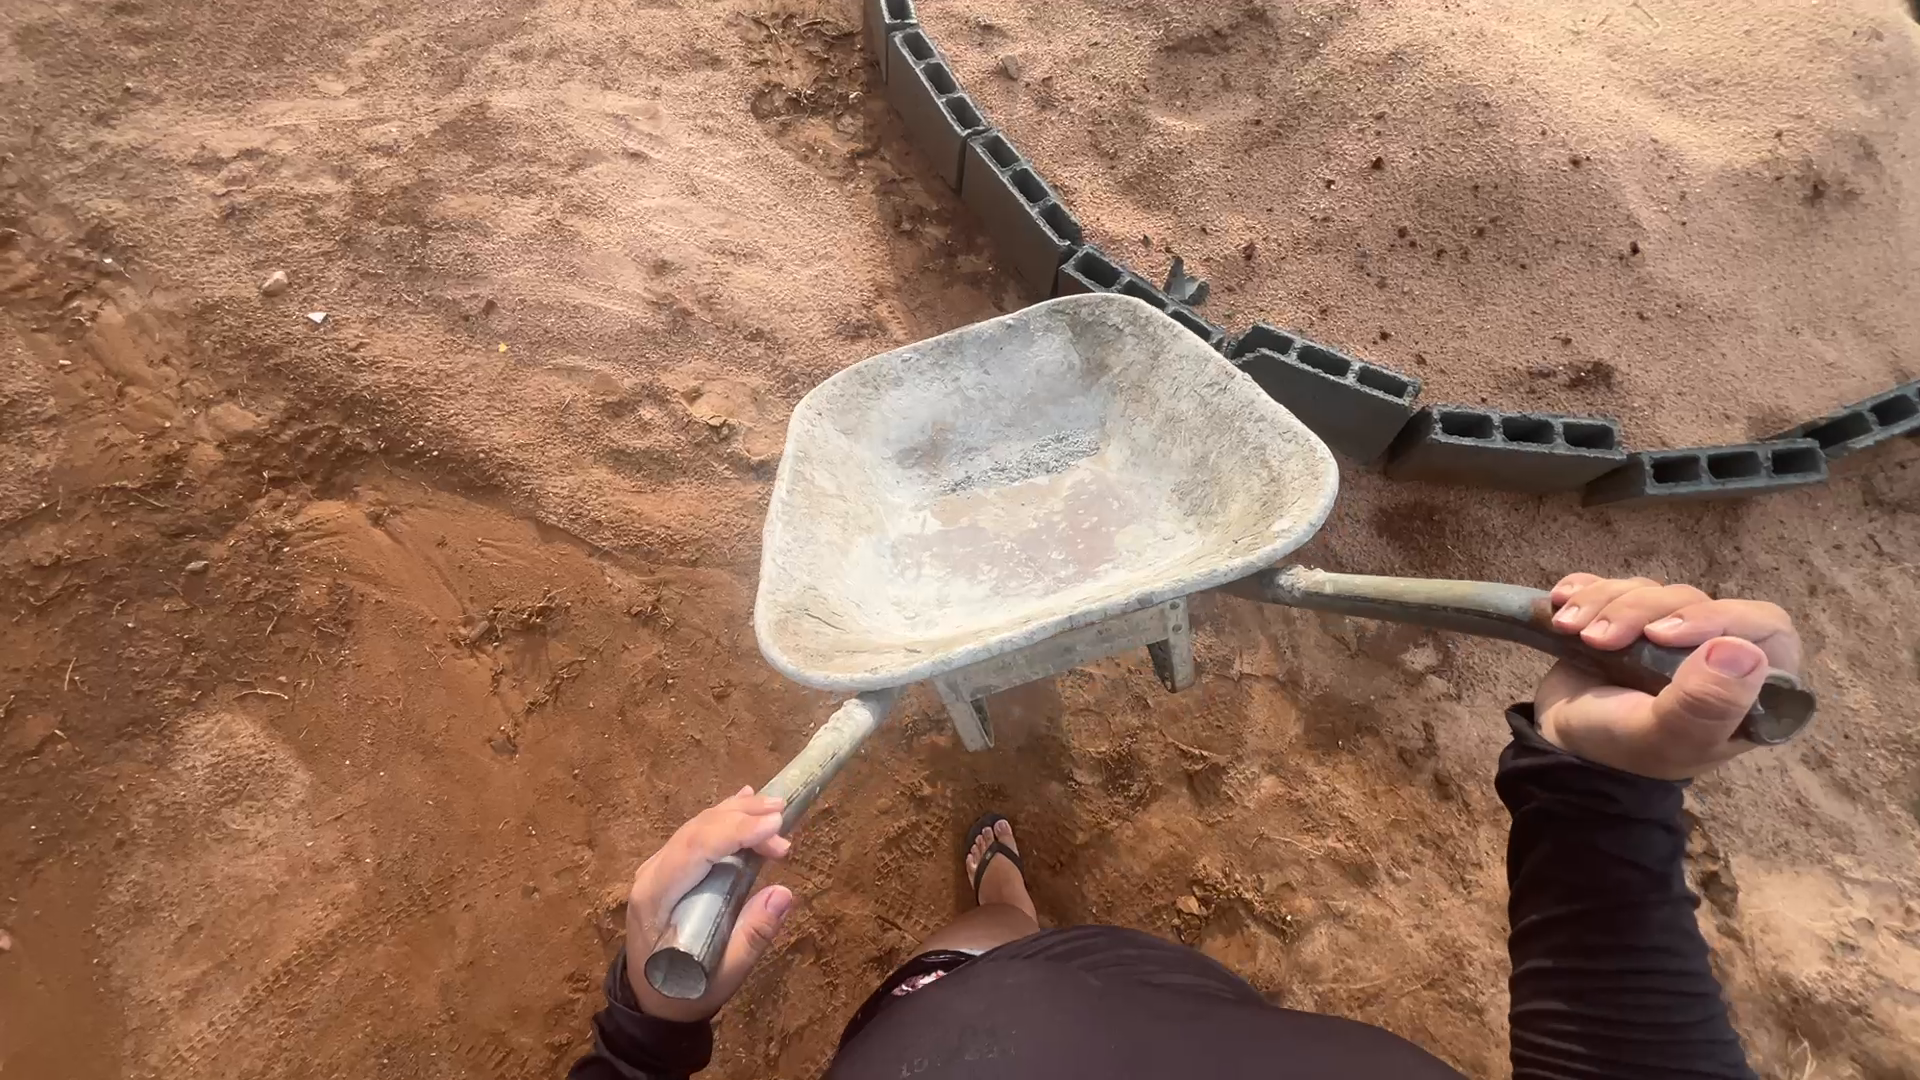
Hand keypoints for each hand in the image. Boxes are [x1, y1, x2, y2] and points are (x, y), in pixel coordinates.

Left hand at [625, 787, 794, 1021]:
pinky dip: (726, 813)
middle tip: (784, 819)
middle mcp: (653, 872)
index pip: (696, 848)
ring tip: (776, 808)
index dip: (737, 831)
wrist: (652, 1001)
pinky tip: (746, 797)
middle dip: (744, 818)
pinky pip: (699, 830)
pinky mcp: (671, 864)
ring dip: (740, 812)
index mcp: (656, 897)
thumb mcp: (723, 974)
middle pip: (699, 829)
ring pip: (700, 823)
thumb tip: (784, 893)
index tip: (777, 826)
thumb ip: (752, 935)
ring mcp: (659, 865)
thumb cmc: (686, 988)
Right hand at [1535, 574, 1802, 779]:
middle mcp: (1711, 649)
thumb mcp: (1666, 735)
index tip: (1659, 635)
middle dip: (1633, 611)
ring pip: (1643, 590)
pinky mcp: (1618, 620)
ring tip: (1567, 629)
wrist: (1565, 743)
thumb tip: (1741, 649)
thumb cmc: (1625, 747)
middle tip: (1594, 639)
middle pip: (1687, 599)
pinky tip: (1560, 601)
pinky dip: (1580, 587)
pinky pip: (1607, 584)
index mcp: (1749, 681)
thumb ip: (1705, 702)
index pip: (1759, 624)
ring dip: (1598, 601)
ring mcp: (1661, 632)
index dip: (1713, 617)